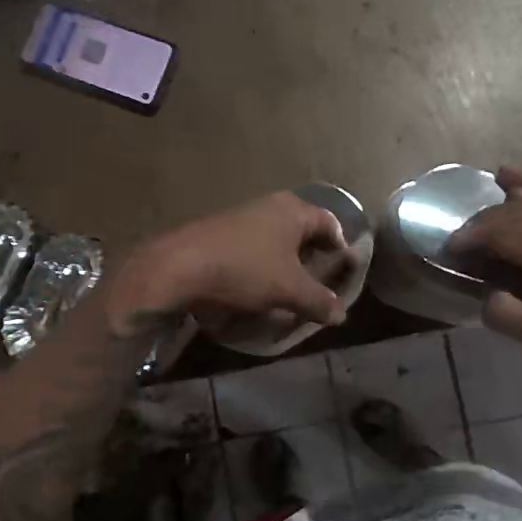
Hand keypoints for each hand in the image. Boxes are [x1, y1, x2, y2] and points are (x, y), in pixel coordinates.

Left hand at [110, 193, 349, 332]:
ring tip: (288, 290)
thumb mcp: (288, 290)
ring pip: (275, 239)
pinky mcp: (218, 233)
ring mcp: (240, 217)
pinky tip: (256, 288)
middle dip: (312, 257)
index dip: (341, 246)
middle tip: (318, 283)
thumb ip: (318, 301)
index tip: (343, 271)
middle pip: (302, 229)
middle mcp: (268, 206)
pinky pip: (251, 248)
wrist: (177, 268)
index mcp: (292, 210)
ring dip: (285, 263)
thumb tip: (340, 314)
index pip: (329, 222)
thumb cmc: (244, 270)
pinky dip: (261, 265)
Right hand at [446, 167, 521, 365]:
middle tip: (459, 247)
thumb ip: (504, 315)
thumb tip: (488, 297)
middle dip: (478, 226)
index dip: (466, 239)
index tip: (447, 253)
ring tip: (477, 223)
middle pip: (508, 212)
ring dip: (497, 208)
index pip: (495, 230)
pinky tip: (510, 176)